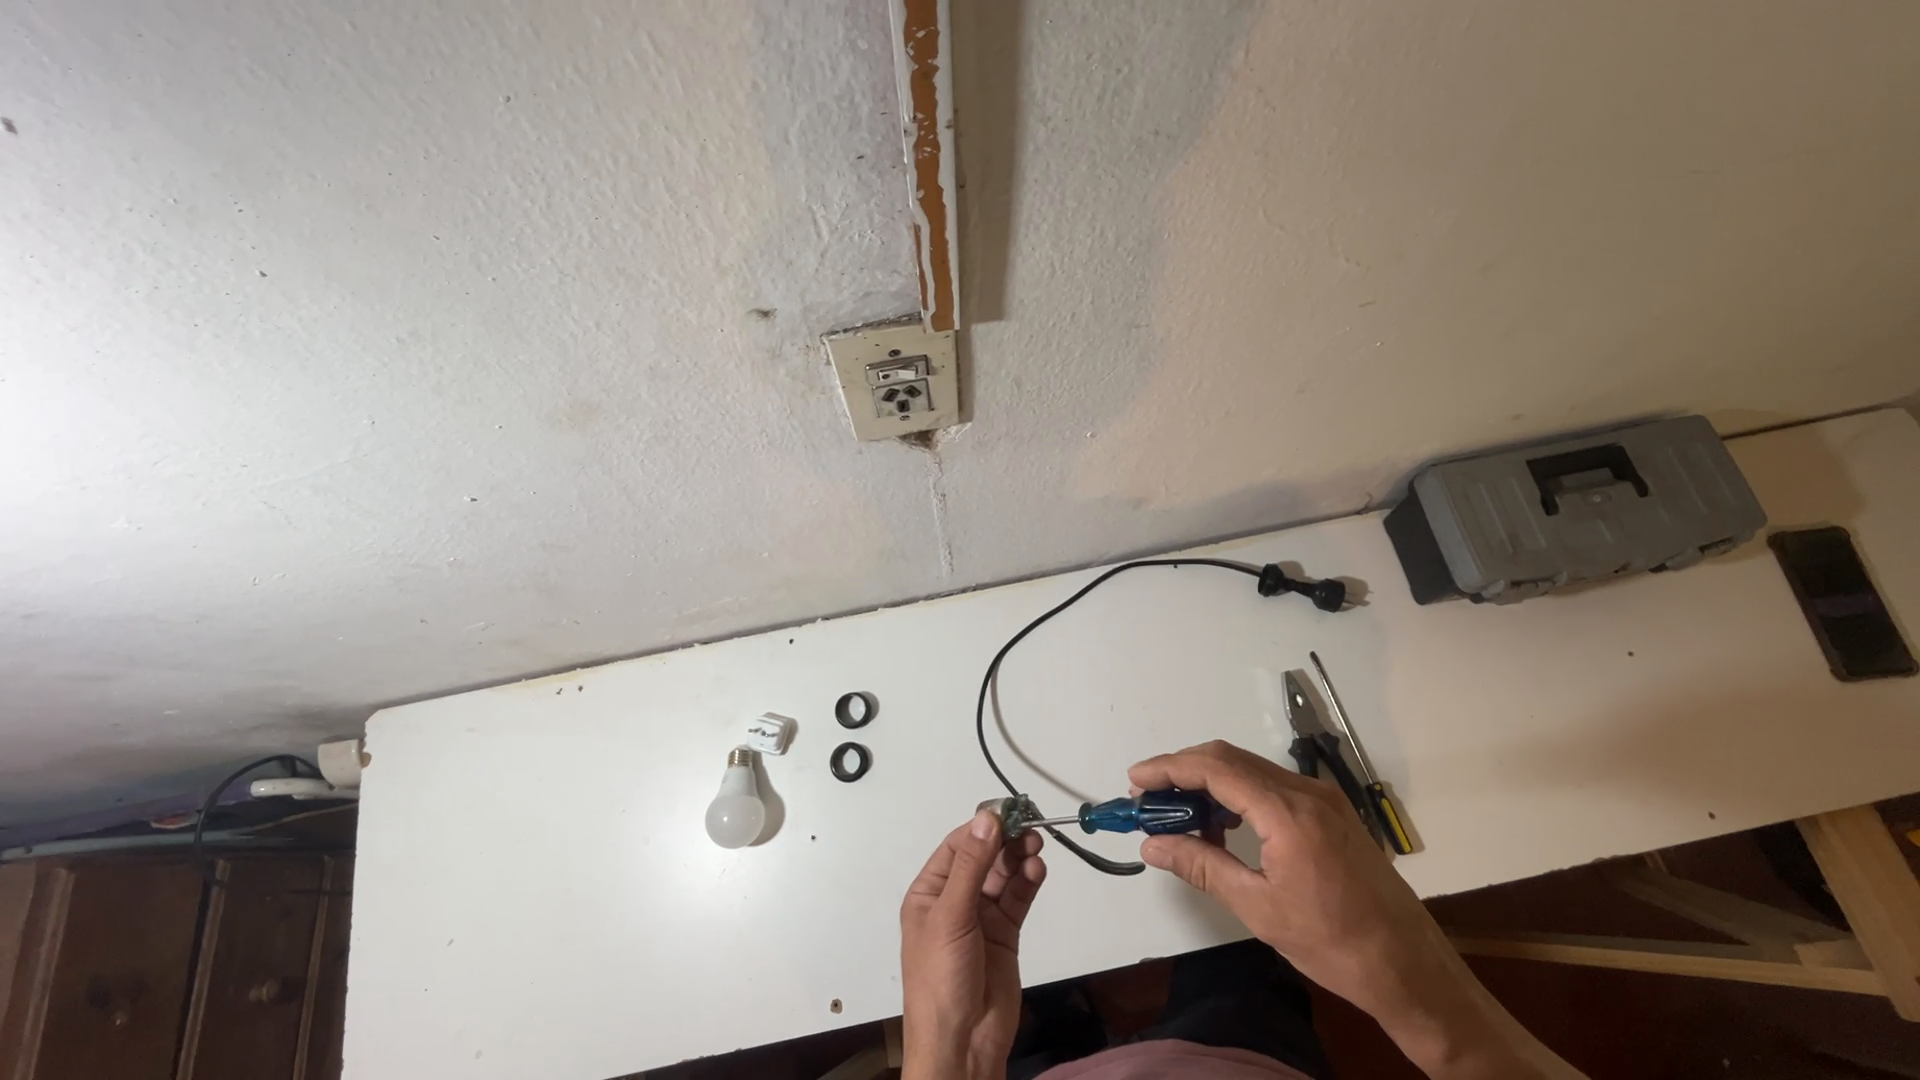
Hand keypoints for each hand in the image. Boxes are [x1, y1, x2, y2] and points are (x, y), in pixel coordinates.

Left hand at [899, 810, 1046, 1079]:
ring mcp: (981, 917)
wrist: (961, 1044)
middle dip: (1005, 841)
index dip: (982, 828)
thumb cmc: (940, 978)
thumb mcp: (951, 916)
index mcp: (929, 892)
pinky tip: (1037, 870)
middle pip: (984, 858)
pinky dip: (1028, 882)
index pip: (958, 847)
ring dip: (1019, 858)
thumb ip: (972, 866)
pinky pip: (1018, 899)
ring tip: (1037, 844)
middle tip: (1030, 826)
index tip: (1008, 811)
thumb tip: (987, 818)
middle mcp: (955, 900)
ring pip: (1003, 876)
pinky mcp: (1005, 935)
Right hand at [1130, 741, 1580, 1078]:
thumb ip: (1202, 865)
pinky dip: (1237, 794)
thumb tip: (1152, 844)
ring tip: (1178, 815)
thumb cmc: (1332, 943)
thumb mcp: (1258, 907)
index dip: (1168, 768)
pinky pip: (1271, 786)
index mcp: (1287, 811)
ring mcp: (1323, 799)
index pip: (1215, 768)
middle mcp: (1306, 792)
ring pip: (1250, 769)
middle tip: (1148, 798)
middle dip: (1183, 771)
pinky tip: (1221, 825)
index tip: (1134, 781)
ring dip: (1209, 782)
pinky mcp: (1331, 813)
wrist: (1411, 969)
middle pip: (1230, 758)